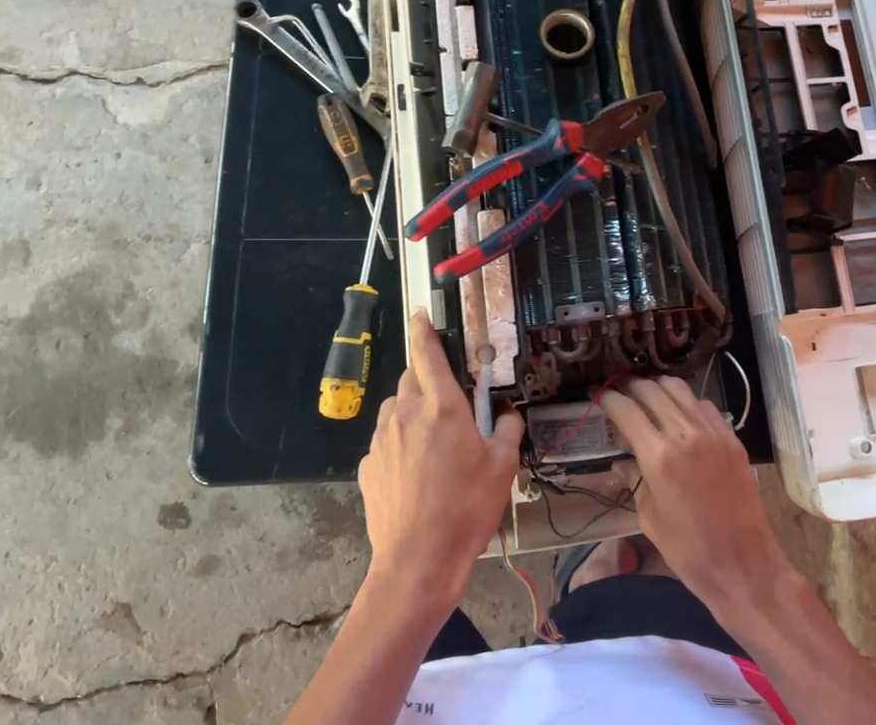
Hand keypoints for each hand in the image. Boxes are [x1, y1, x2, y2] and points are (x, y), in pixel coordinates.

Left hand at [357, 311, 523, 613]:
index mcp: (442, 407)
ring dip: (413, 413)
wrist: (417, 561)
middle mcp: (405, 414)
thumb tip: (505, 414)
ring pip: (396, 409)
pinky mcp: (368, 466)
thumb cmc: (465, 510)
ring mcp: (381, 439)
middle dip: (428, 381)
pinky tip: (416, 474)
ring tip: (435, 445)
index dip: (424, 329)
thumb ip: (507, 429)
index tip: (421, 315)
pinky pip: (386, 441)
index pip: (427, 353)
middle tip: (450, 405)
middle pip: (412, 379)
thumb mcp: (503, 467)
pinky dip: (400, 445)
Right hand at [600, 377, 795, 617]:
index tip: (597, 396)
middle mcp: (686, 435)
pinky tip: (681, 416)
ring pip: (681, 390)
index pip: (626, 410)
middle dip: (631, 388)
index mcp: (659, 457)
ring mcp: (713, 434)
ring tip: (648, 397)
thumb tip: (623, 459)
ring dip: (659, 389)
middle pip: (652, 391)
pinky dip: (688, 403)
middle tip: (619, 394)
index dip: (607, 399)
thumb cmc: (689, 551)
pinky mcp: (733, 440)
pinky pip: (705, 407)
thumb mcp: (649, 518)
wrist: (743, 565)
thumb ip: (634, 479)